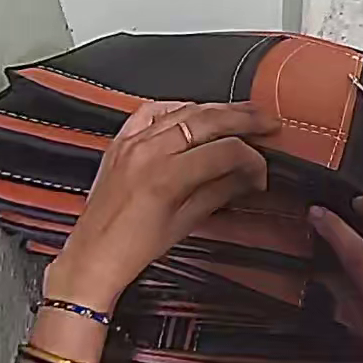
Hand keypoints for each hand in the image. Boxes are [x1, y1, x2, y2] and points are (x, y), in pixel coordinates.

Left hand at [45, 101, 278, 311]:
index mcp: (167, 176)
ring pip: (186, 110)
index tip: (262, 169)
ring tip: (243, 113)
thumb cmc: (136, 248)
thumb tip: (250, 175)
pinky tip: (197, 110)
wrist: (93, 255)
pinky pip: (155, 111)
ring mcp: (134, 141)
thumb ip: (221, 190)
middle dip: (245, 119)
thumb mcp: (187, 221)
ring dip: (219, 110)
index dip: (252, 158)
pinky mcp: (122, 140)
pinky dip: (179, 107)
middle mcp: (149, 150)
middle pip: (209, 120)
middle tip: (269, 123)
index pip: (225, 150)